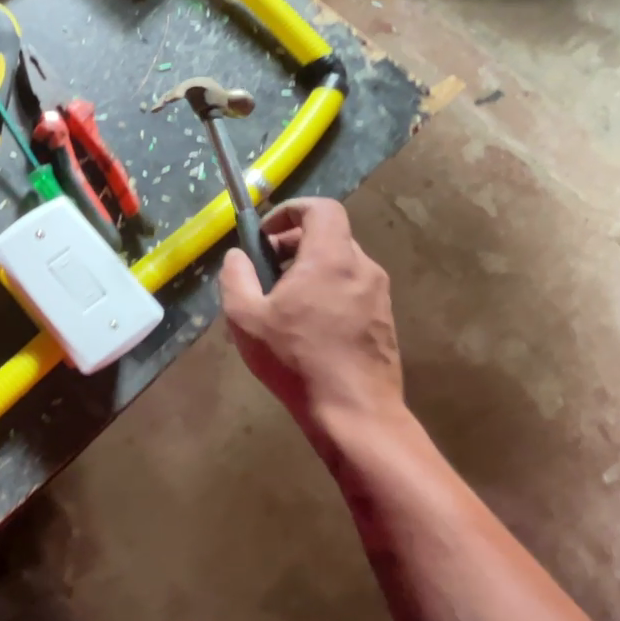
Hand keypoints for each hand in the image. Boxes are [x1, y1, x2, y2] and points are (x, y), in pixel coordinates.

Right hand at [219, 198, 402, 432]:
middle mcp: (362, 269)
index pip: (322, 209)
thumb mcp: (244, 316)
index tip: (264, 233)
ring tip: (279, 301)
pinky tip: (303, 325)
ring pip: (339, 263)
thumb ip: (236, 277)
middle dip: (292, 243)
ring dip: (307, 269)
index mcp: (330, 259)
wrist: (354, 412)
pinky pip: (350, 289)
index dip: (290, 210)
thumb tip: (238, 257)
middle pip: (330, 235)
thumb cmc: (295, 358)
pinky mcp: (383, 321)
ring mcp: (378, 296)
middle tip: (263, 269)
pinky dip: (324, 290)